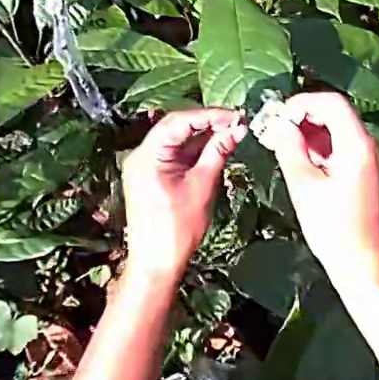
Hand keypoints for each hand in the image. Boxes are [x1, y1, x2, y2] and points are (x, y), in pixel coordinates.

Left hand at [120, 108, 245, 279]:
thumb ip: (218, 152)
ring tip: (232, 134)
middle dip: (207, 124)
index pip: (179, 121)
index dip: (209, 116)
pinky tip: (216, 149)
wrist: (156, 263)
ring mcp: (144, 166)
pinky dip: (194, 153)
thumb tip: (236, 130)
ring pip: (176, 142)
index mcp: (147, 155)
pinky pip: (174, 156)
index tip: (235, 116)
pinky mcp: (151, 176)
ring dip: (203, 138)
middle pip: (176, 128)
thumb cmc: (177, 228)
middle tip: (237, 122)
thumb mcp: (202, 186)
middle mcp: (141, 155)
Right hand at [256, 92, 378, 290]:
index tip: (277, 115)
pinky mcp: (364, 172)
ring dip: (308, 131)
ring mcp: (368, 159)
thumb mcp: (303, 185)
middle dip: (302, 115)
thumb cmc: (332, 227)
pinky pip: (340, 147)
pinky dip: (318, 146)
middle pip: (335, 113)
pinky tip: (297, 158)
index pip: (331, 102)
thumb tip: (278, 123)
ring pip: (336, 130)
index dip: (301, 102)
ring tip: (279, 143)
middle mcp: (368, 146)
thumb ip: (289, 148)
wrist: (362, 263)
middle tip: (273, 128)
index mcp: (356, 145)